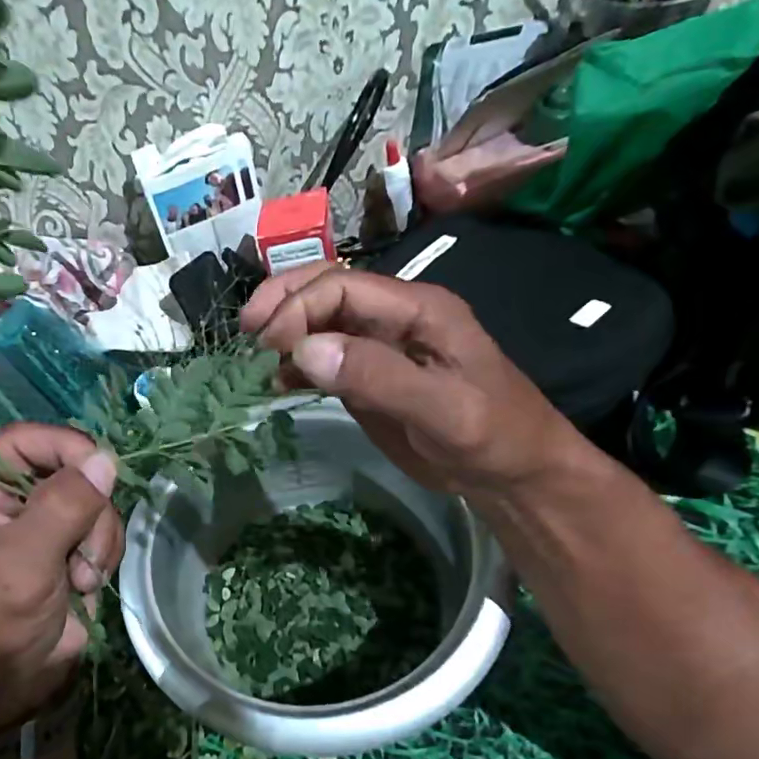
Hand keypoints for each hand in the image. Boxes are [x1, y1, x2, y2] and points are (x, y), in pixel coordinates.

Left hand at [0, 424, 121, 734]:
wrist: (14, 683)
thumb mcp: (24, 560)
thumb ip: (64, 505)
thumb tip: (105, 459)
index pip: (24, 440)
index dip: (65, 448)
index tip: (100, 474)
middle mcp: (5, 499)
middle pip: (68, 469)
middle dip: (88, 512)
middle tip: (82, 555)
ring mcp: (38, 522)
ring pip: (93, 498)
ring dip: (98, 537)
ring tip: (82, 578)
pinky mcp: (65, 545)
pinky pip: (101, 525)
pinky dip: (103, 552)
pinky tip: (86, 583)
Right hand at [240, 262, 592, 497]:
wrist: (512, 473)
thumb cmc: (493, 435)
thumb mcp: (442, 408)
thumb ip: (377, 376)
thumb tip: (305, 350)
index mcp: (419, 308)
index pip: (344, 285)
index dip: (301, 306)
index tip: (270, 344)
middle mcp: (395, 318)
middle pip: (328, 289)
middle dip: (284, 301)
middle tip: (247, 330)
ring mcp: (381, 347)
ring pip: (322, 322)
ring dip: (286, 331)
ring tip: (255, 357)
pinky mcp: (372, 378)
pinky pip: (327, 360)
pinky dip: (299, 366)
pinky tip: (279, 384)